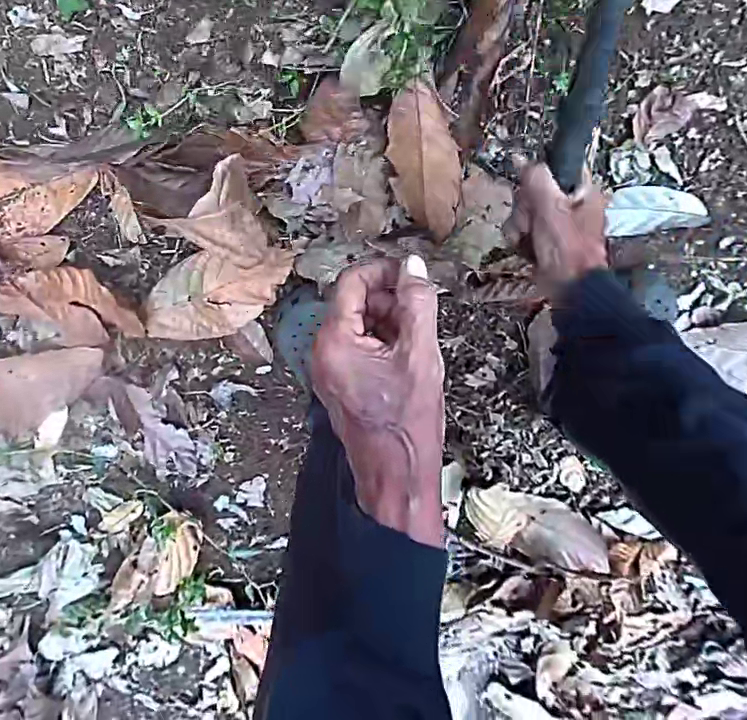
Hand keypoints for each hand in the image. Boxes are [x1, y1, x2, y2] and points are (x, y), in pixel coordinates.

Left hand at [311, 257, 444, 548]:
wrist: (396, 480)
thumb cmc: (407, 423)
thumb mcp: (420, 355)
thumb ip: (417, 304)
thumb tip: (414, 266)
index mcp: (335, 341)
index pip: (352, 282)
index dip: (384, 271)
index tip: (413, 274)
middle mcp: (324, 351)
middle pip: (356, 302)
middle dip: (390, 300)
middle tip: (423, 314)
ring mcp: (330, 368)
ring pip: (361, 324)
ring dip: (391, 321)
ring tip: (419, 342)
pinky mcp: (342, 382)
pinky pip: (361, 346)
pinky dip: (385, 342)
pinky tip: (409, 359)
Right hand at [514, 163, 609, 299]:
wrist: (569, 291)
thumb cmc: (568, 252)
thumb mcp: (550, 208)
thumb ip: (537, 180)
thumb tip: (523, 160)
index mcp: (582, 192)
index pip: (554, 169)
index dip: (539, 179)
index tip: (533, 192)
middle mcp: (571, 204)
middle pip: (533, 190)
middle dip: (525, 207)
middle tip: (532, 221)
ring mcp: (557, 222)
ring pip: (525, 209)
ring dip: (519, 224)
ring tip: (528, 238)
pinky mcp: (545, 238)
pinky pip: (523, 227)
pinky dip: (519, 236)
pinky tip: (524, 245)